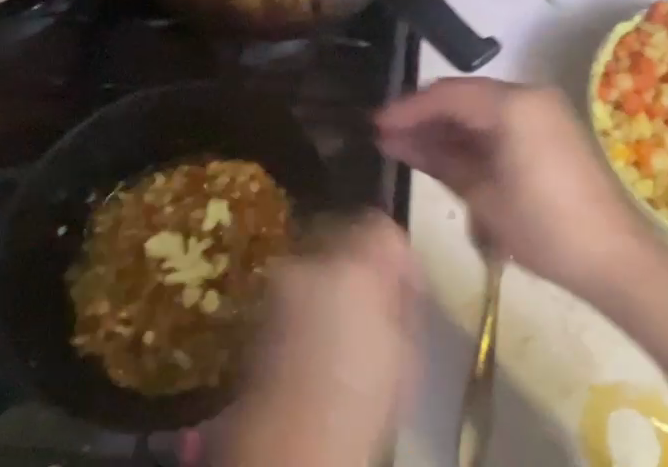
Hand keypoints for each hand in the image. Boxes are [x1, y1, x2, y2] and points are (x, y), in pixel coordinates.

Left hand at [222, 213, 418, 466]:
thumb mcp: (405, 351)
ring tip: (350, 329)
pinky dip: (310, 305)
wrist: (290, 439)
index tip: (409, 286)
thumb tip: (399, 288)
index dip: (400, 254)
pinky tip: (321, 343)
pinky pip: (295, 292)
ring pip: (318, 266)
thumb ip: (403, 303)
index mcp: (353, 266)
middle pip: (346, 240)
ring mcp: (278, 284)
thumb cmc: (360, 399)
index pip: (382, 227)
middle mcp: (310, 262)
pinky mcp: (258, 310)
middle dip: (364, 266)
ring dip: (335, 285)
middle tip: (381, 306)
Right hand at [377, 77, 651, 296]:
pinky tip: (445, 156)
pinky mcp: (551, 133)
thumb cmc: (542, 228)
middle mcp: (529, 96)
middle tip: (385, 139)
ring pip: (481, 110)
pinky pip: (501, 124)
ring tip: (405, 149)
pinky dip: (473, 138)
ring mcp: (544, 113)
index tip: (373, 124)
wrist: (612, 258)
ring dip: (446, 129)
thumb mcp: (482, 196)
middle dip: (424, 118)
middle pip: (464, 97)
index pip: (446, 94)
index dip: (406, 109)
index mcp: (513, 104)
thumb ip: (437, 159)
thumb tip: (396, 140)